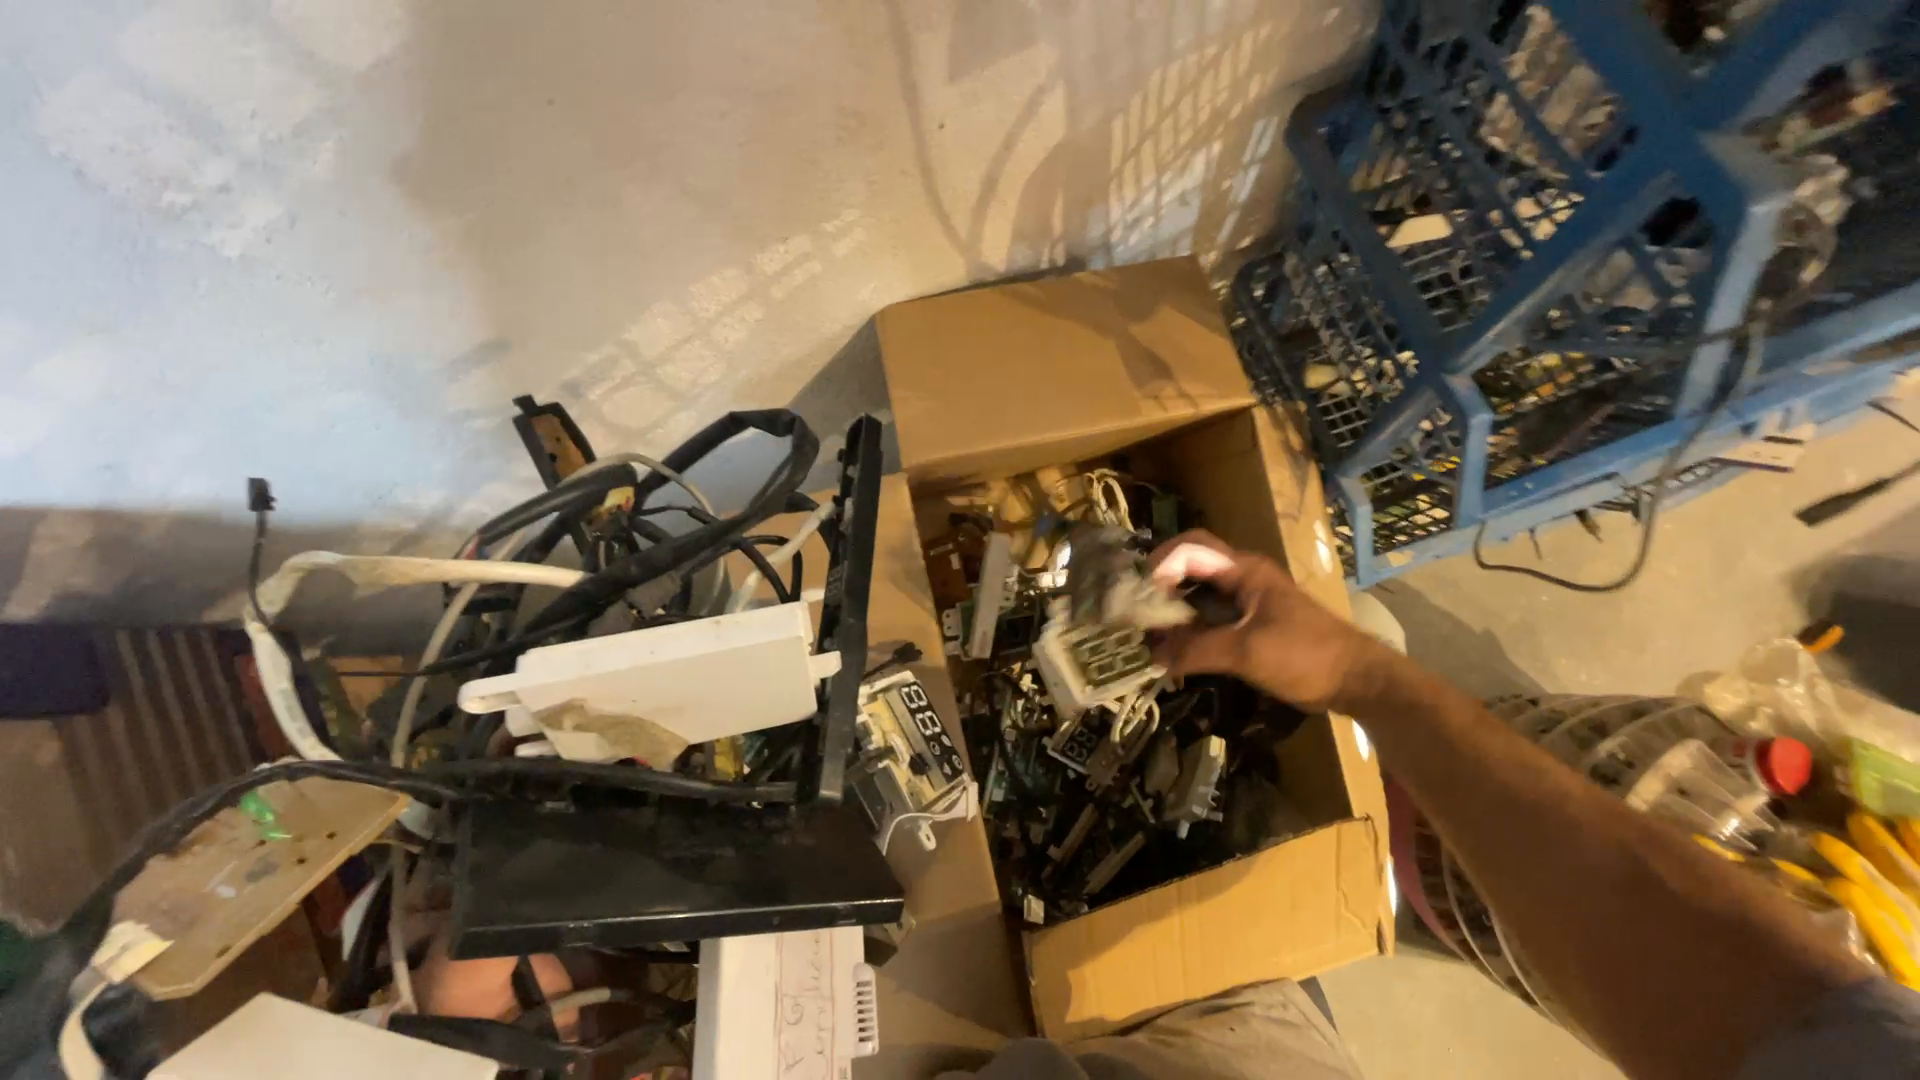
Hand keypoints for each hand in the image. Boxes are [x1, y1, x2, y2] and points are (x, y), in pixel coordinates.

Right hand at [1147, 530, 1381, 711]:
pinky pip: (1209, 618)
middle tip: (1136, 615)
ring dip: (1171, 612)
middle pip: (1189, 568)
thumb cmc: (1306, 656)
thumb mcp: (1246, 652)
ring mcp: (1247, 601)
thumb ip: (1196, 650)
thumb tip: (1151, 655)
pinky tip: (1173, 652)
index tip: (1140, 595)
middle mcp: (1242, 578)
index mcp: (1244, 570)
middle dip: (1159, 588)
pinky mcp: (1250, 625)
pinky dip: (1188, 630)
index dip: (1160, 565)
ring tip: (1148, 636)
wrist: (1358, 681)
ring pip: (1197, 595)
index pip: (1190, 548)